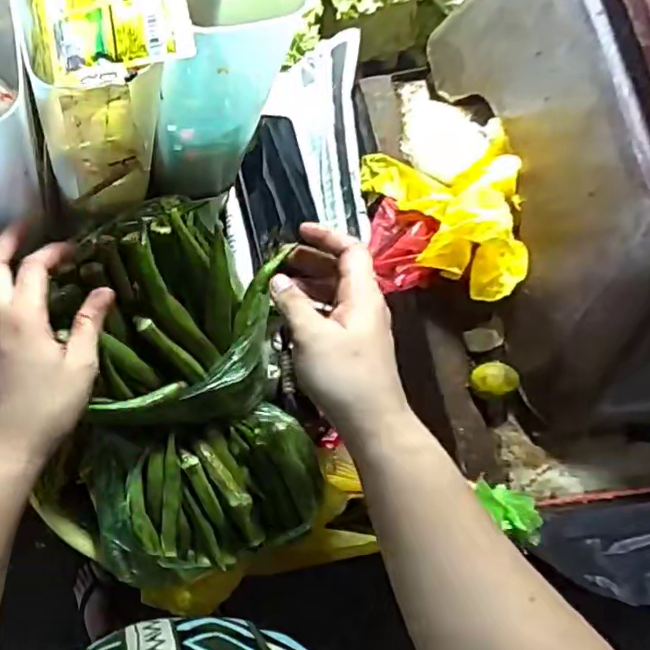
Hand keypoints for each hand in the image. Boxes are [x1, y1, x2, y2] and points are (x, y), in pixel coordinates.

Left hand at [0, 228, 114, 466]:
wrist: (13, 438)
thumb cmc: (50, 404)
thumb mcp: (80, 365)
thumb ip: (89, 323)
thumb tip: (104, 291)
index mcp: (23, 316)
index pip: (34, 266)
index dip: (55, 250)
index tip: (77, 249)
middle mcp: (0, 316)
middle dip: (8, 239)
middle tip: (28, 224)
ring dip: (0, 259)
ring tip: (21, 248)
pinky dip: (0, 282)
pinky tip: (19, 288)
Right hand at [270, 224, 411, 437]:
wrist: (371, 419)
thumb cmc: (344, 375)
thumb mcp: (311, 336)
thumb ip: (293, 304)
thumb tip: (277, 279)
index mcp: (362, 295)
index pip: (350, 251)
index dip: (326, 236)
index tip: (299, 231)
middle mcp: (365, 305)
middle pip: (341, 270)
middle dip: (312, 259)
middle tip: (280, 259)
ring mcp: (359, 325)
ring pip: (334, 292)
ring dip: (308, 284)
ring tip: (279, 285)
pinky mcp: (352, 344)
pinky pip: (330, 312)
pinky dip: (310, 306)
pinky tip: (289, 315)